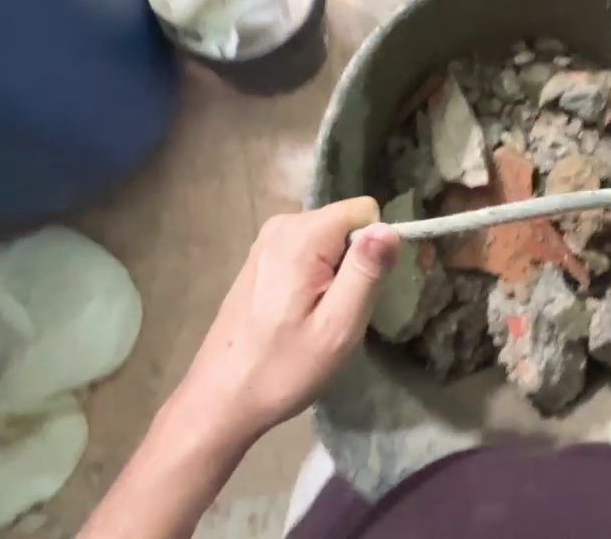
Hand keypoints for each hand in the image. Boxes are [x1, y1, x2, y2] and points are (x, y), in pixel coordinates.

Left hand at [175, 198, 400, 444]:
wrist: (221, 398)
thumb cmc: (283, 368)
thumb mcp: (338, 327)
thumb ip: (366, 272)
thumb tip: (389, 228)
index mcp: (303, 235)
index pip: (365, 212)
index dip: (370, 252)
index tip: (356, 292)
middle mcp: (282, 224)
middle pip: (345, 224)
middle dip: (350, 263)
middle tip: (334, 311)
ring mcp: (267, 239)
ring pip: (329, 237)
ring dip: (332, 273)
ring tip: (314, 315)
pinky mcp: (260, 255)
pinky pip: (308, 248)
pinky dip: (312, 275)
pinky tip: (295, 312)